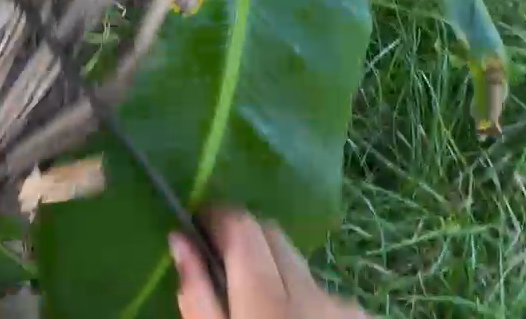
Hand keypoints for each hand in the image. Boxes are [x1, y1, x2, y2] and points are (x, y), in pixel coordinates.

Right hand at [170, 210, 369, 318]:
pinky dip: (308, 300)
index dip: (216, 215)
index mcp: (266, 300)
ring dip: (278, 272)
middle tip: (225, 267)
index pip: (241, 223)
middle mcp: (310, 291)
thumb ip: (197, 294)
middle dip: (245, 238)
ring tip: (265, 310)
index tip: (196, 227)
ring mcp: (346, 308)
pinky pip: (327, 293)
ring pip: (299, 263)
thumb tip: (180, 237)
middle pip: (271, 234)